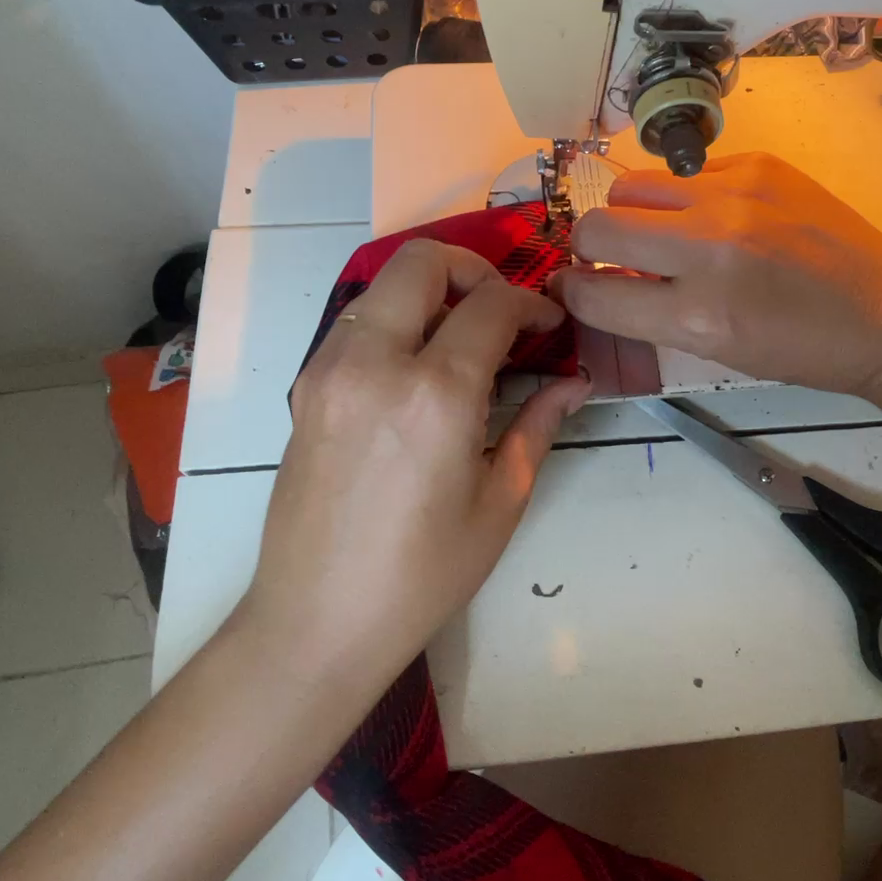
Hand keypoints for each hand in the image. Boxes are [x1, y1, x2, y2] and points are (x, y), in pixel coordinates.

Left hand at [245, 240, 593, 667]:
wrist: (318, 618)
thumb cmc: (424, 573)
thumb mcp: (499, 501)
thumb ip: (538, 424)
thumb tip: (575, 381)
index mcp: (436, 394)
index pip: (491, 305)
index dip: (531, 304)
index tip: (549, 325)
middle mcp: (376, 362)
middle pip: (422, 262)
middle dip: (472, 270)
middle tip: (501, 311)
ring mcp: (329, 368)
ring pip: (381, 286)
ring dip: (429, 292)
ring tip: (461, 339)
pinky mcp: (306, 386)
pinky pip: (356, 323)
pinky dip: (394, 321)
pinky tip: (418, 369)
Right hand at [555, 152, 881, 397]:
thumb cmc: (799, 349)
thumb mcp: (717, 351)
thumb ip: (651, 313)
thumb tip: (595, 280)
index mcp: (698, 317)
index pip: (593, 294)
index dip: (571, 293)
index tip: (574, 288)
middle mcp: (708, 248)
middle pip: (597, 226)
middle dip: (589, 247)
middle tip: (612, 258)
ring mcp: (734, 195)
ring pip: (631, 186)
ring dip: (632, 214)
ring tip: (664, 233)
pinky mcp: (757, 163)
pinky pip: (685, 173)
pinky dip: (685, 199)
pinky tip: (721, 218)